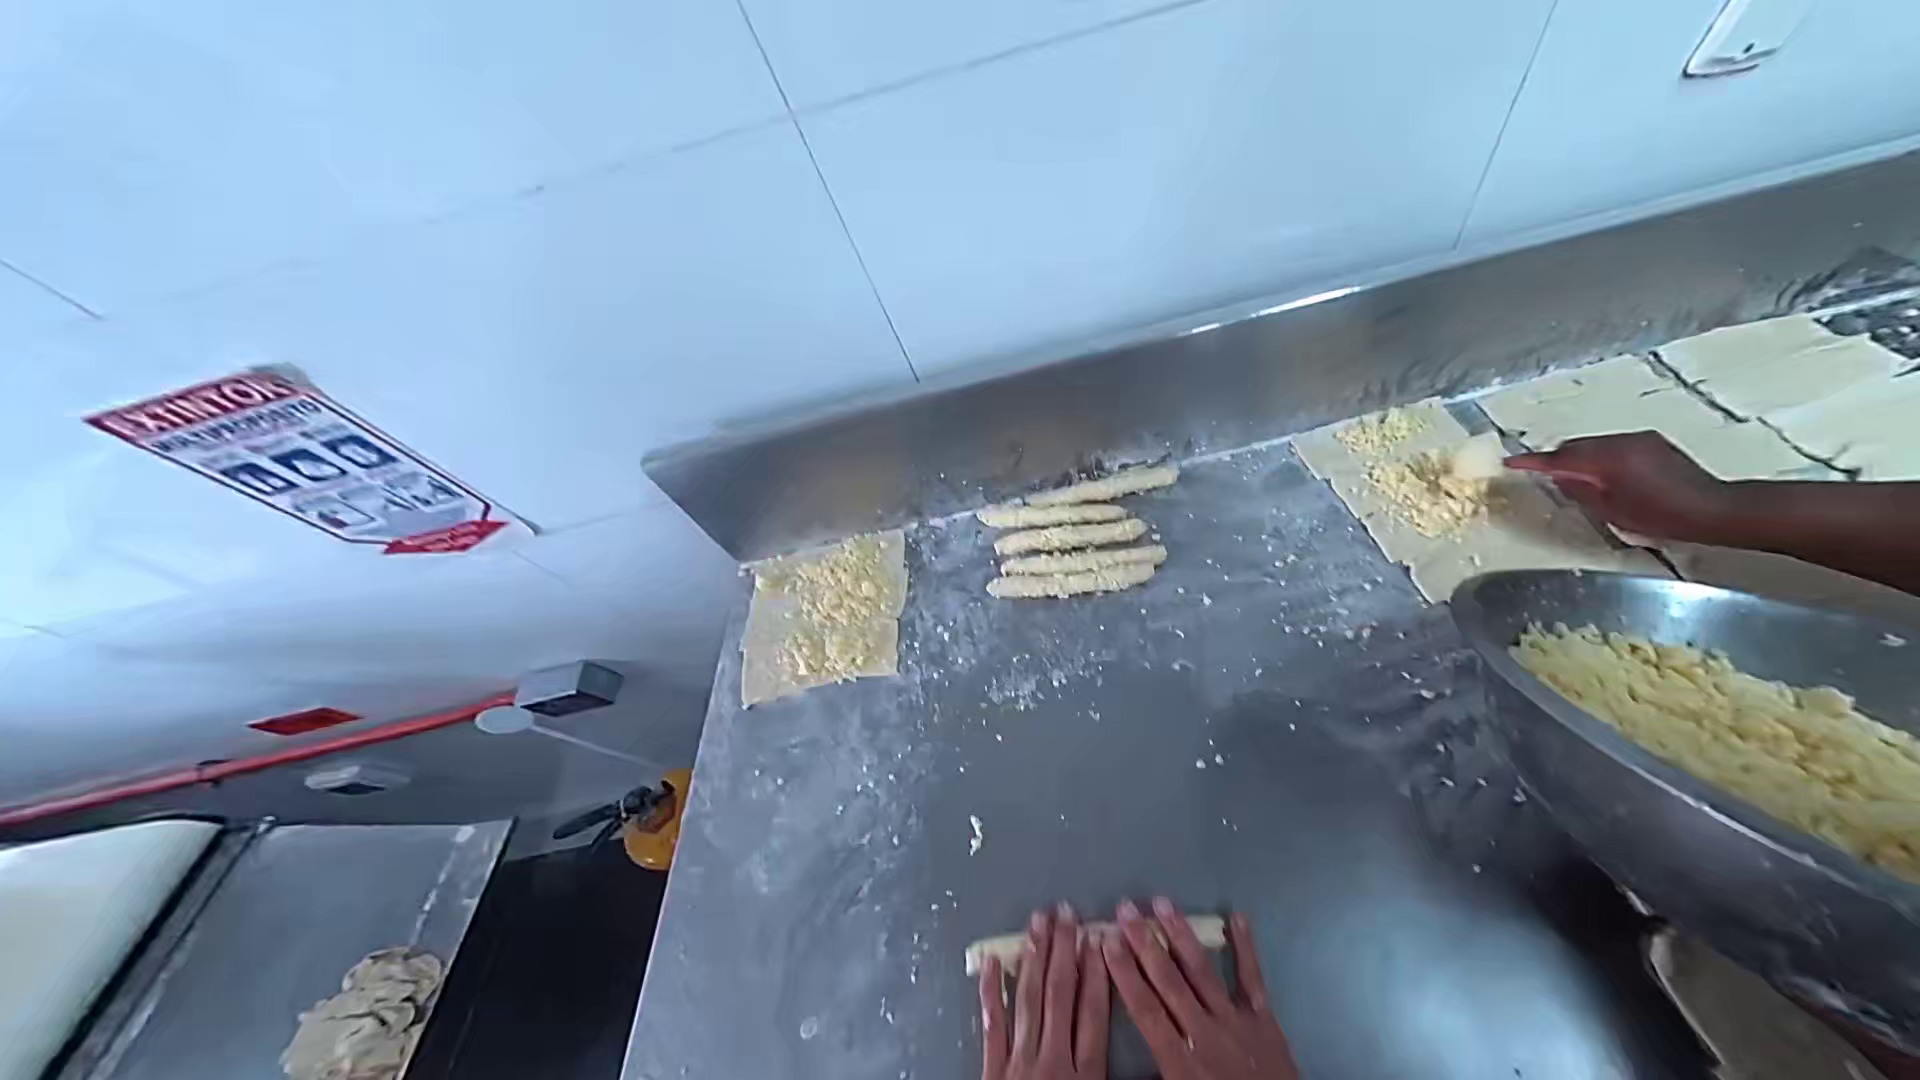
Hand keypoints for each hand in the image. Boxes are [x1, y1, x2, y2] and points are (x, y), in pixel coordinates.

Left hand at [980, 904, 1110, 1079]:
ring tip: (1037, 922)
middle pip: (1061, 994)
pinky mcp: (992, 1072)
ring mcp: (1019, 1063)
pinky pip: (993, 1023)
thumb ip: (1118, 1072)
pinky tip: (991, 960)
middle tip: (1065, 913)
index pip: (1094, 1013)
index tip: (1096, 937)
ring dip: (1035, 956)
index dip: (1097, 972)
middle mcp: (1054, 1061)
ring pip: (1029, 999)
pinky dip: (991, 990)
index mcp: (1086, 1076)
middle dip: (1064, 949)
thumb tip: (1143, 1045)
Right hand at [1101, 898, 1299, 1079]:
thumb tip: (1121, 1063)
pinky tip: (1237, 917)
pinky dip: (1245, 948)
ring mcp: (1235, 1023)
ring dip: (1181, 935)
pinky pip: (1252, 980)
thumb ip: (1151, 1075)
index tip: (1107, 940)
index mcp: (1180, 1063)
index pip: (1145, 1009)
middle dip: (1144, 942)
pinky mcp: (1264, 1021)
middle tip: (1125, 908)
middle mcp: (1204, 1034)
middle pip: (1169, 981)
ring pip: (1202, 972)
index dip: (1125, 973)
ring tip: (1162, 902)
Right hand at [1504, 431, 1733, 542]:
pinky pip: (1611, 445)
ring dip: (1578, 457)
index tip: (1509, 463)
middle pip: (1574, 446)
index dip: (1530, 462)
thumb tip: (1559, 477)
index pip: (1557, 458)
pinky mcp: (1652, 443)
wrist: (1714, 510)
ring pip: (1592, 444)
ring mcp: (1640, 440)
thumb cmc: (1658, 515)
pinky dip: (1598, 456)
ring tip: (1574, 477)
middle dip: (1555, 459)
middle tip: (1543, 475)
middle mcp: (1622, 442)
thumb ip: (1577, 489)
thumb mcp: (1607, 508)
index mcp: (1606, 459)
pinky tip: (1601, 473)